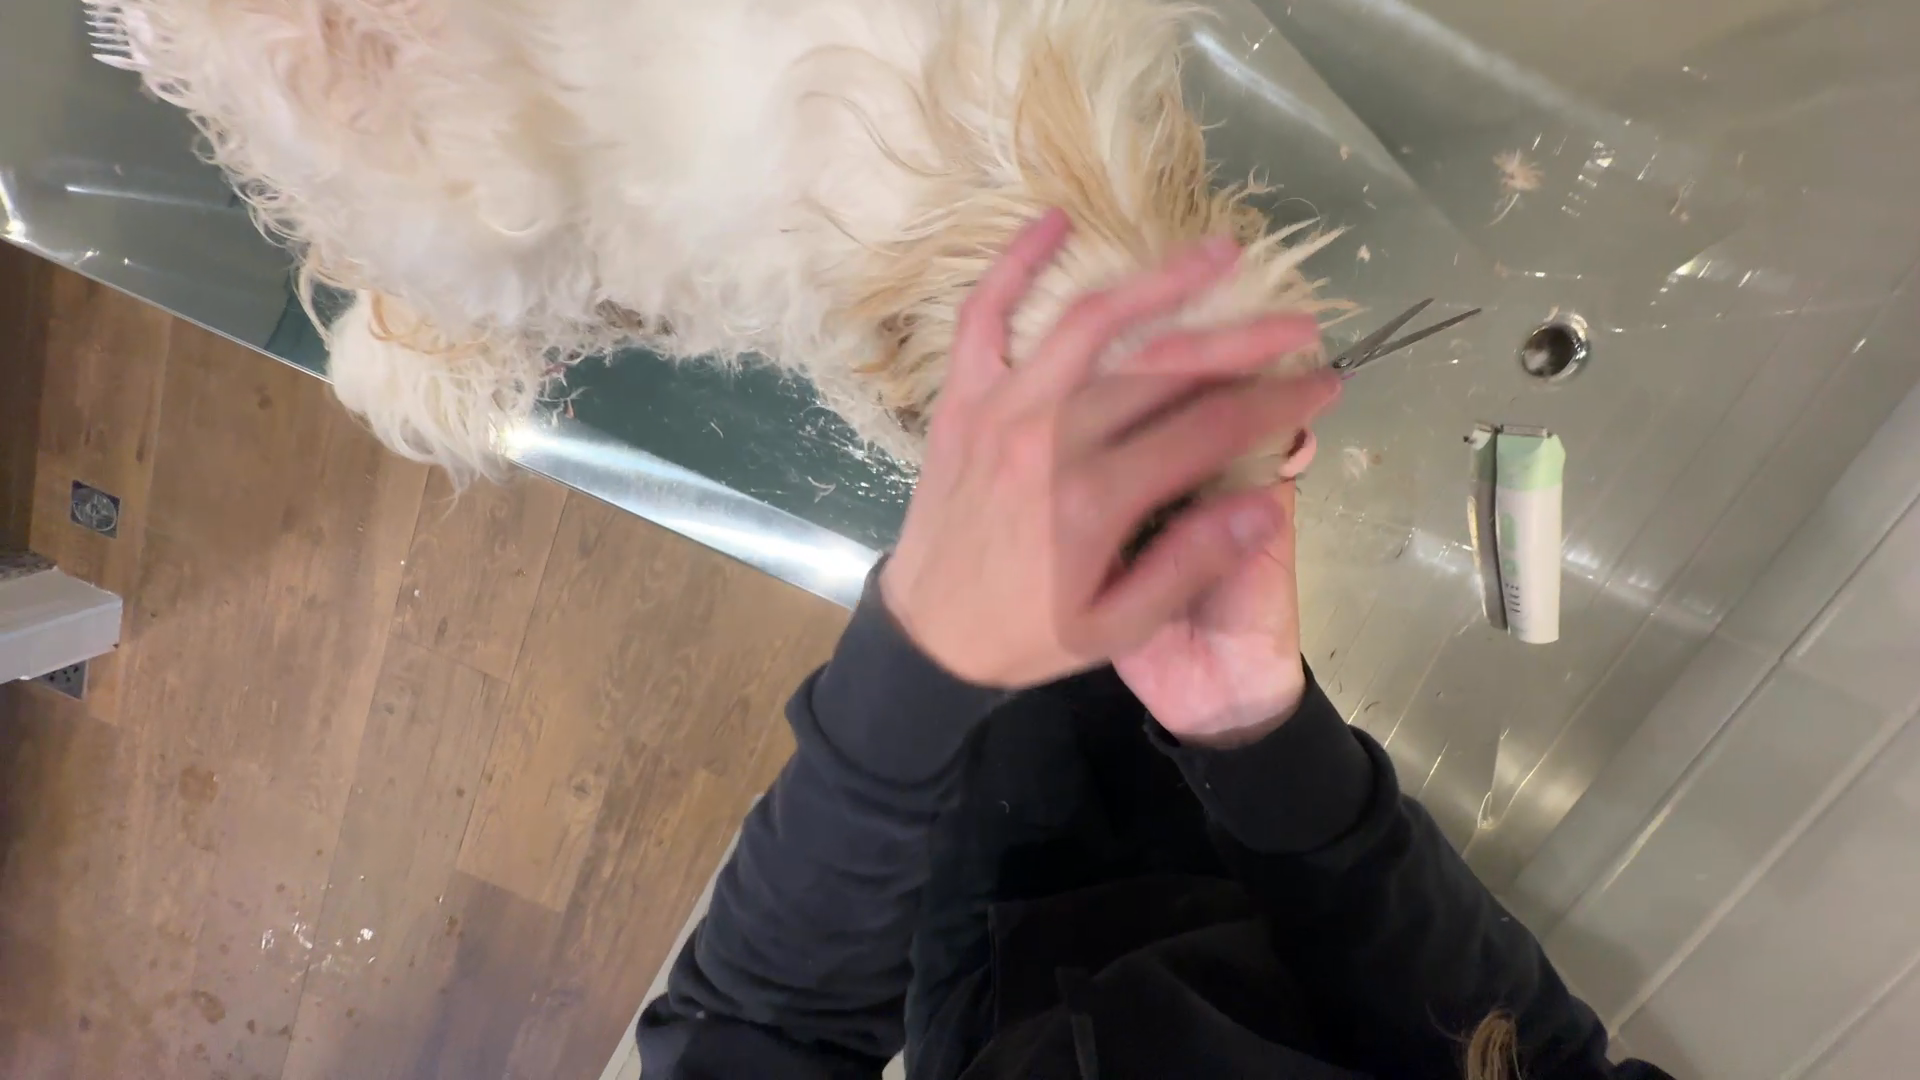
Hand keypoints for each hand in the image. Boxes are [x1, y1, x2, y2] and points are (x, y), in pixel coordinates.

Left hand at [879, 208, 1335, 687]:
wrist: (927, 632)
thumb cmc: (1024, 634)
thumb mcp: (1115, 626)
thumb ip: (1189, 563)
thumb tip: (1267, 500)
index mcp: (1097, 499)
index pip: (1210, 428)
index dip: (1277, 400)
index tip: (1323, 382)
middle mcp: (1051, 438)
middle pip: (1163, 368)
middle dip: (1243, 340)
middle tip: (1298, 322)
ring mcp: (1000, 410)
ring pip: (1089, 324)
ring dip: (1158, 281)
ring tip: (1218, 253)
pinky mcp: (961, 401)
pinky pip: (983, 317)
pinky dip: (1014, 265)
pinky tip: (1054, 220)